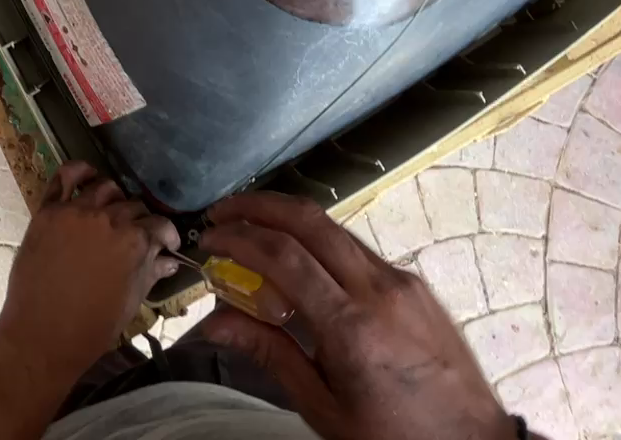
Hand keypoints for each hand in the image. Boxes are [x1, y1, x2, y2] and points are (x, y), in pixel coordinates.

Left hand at [0, 162, 180, 378]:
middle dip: (141, 220)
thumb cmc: (92, 326)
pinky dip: (78, 170)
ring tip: (112, 210)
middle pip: (133, 205)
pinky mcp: (48, 210)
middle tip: (136, 234)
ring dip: (114, 197)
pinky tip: (87, 174)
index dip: (166, 234)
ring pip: (104, 187)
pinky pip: (64, 177)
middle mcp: (108, 218)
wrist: (42, 334)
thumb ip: (151, 272)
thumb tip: (169, 260)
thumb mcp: (131, 302)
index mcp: (133, 241)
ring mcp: (76, 210)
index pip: (159, 224)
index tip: (166, 243)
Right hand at [195, 192, 511, 439]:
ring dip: (285, 216)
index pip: (282, 256)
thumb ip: (269, 353)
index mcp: (351, 327)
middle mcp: (377, 288)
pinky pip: (355, 247)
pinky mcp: (414, 282)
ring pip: (332, 226)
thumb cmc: (392, 439)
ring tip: (250, 227)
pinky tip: (299, 259)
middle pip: (307, 219)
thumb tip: (212, 322)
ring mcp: (400, 279)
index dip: (237, 238)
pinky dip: (316, 240)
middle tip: (221, 213)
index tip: (206, 239)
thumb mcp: (323, 408)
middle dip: (256, 205)